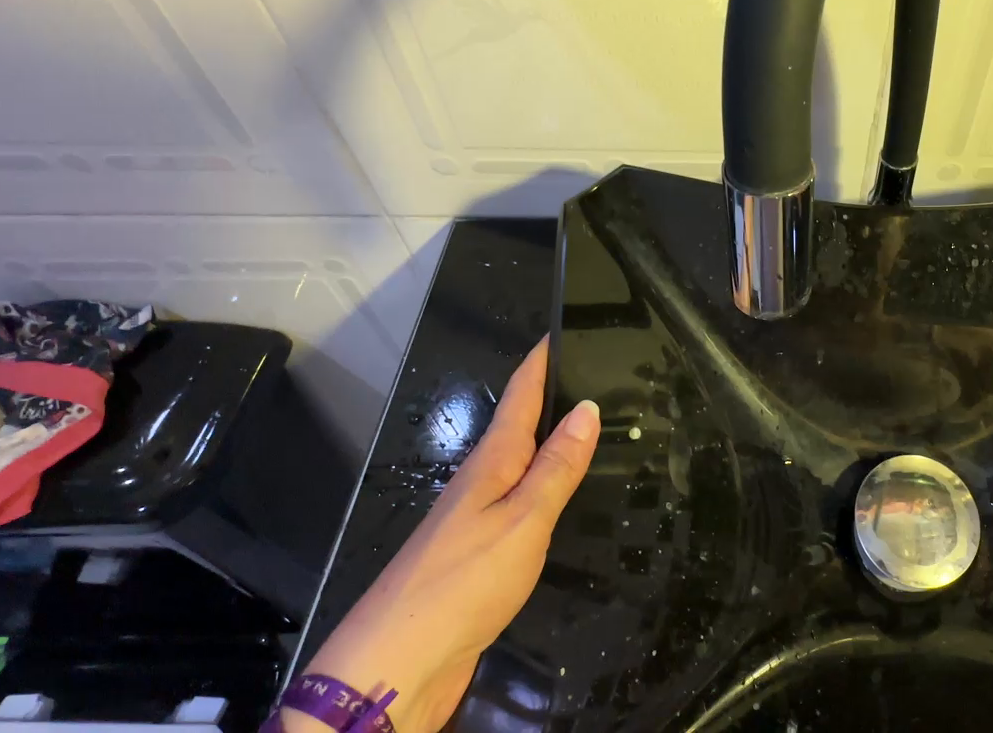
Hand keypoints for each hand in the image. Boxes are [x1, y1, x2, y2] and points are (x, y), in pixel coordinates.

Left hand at [295, 338, 598, 732]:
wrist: (397, 666)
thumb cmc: (463, 582)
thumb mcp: (523, 520)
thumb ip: (557, 467)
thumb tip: (589, 408)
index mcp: (491, 464)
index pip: (520, 397)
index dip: (540, 362)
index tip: (561, 327)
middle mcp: (481, 483)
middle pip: (521, 427)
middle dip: (553, 396)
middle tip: (595, 372)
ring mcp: (477, 520)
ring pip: (522, 466)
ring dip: (551, 441)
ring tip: (590, 424)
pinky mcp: (480, 557)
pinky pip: (521, 504)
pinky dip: (546, 486)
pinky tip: (562, 493)